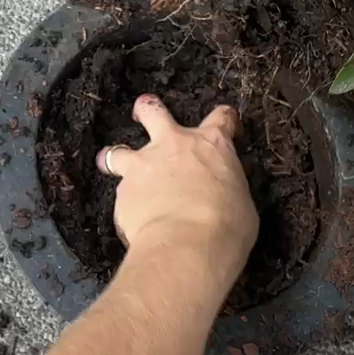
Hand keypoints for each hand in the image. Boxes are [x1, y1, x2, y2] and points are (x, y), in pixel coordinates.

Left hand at [96, 95, 257, 281]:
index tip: (225, 124)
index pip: (221, 118)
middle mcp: (173, 144)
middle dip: (146, 109)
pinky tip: (132, 218)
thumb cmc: (226, 225)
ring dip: (117, 156)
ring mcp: (143, 164)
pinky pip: (121, 193)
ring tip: (112, 164)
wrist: (188, 244)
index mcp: (211, 144)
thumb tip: (221, 190)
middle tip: (143, 113)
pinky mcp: (124, 190)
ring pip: (119, 150)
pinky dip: (126, 203)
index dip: (224, 120)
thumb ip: (225, 186)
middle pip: (153, 111)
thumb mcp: (241, 201)